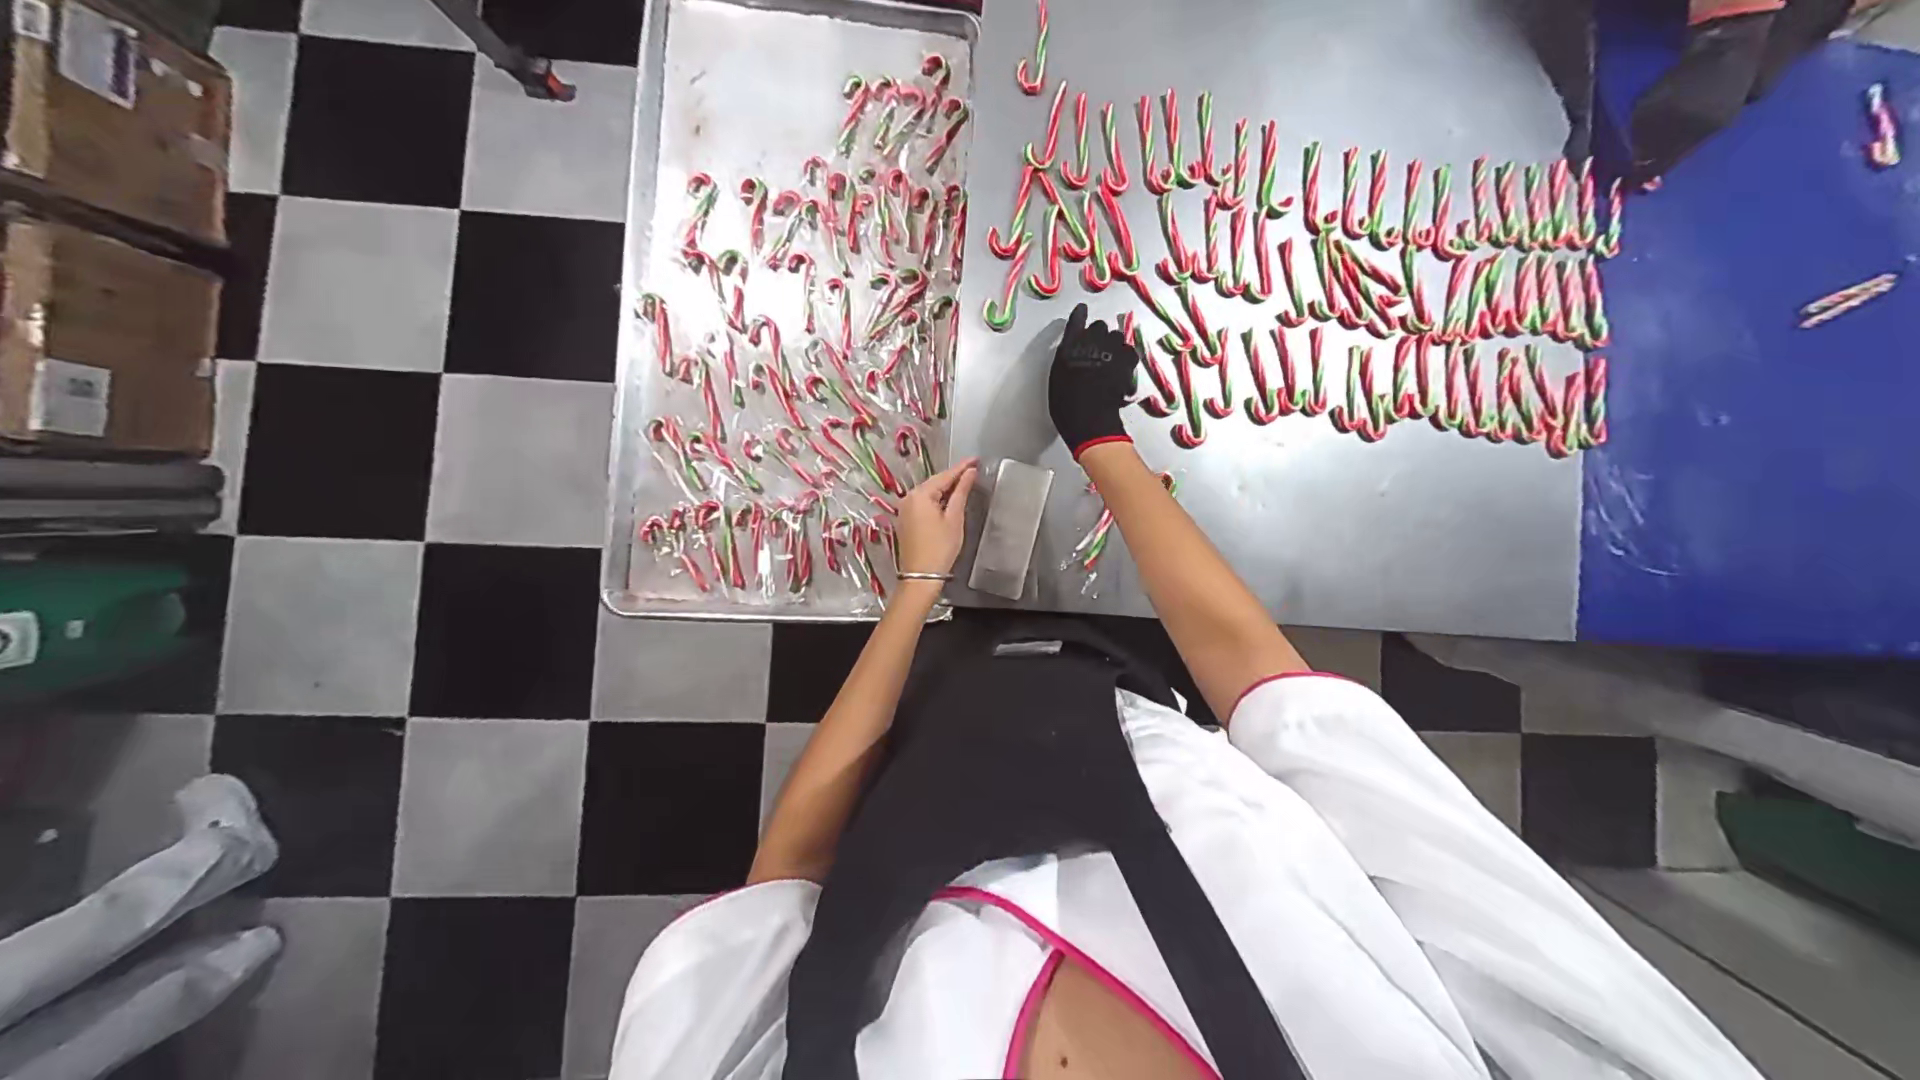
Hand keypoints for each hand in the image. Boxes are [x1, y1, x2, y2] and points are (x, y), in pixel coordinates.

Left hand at [895, 457, 979, 577]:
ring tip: (964, 483)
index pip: (944, 476)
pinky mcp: (905, 519)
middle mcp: (908, 498)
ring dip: (945, 488)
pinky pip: (923, 502)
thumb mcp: (954, 518)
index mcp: (920, 495)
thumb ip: (961, 492)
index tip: (975, 459)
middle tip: (973, 470)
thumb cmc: (940, 548)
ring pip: (929, 492)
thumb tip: (970, 472)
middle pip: (934, 482)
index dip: (961, 467)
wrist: (921, 576)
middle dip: (953, 477)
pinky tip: (949, 500)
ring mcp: (905, 509)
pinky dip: (936, 499)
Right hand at [1047, 302, 1138, 458]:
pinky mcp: (1127, 359)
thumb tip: (1075, 355)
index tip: (1082, 310)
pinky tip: (1122, 367)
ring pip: (1116, 337)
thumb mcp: (1058, 377)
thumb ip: (1067, 359)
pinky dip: (1126, 356)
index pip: (1076, 319)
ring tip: (1111, 360)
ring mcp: (1111, 348)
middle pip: (1099, 327)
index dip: (1080, 314)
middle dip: (1099, 336)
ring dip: (1114, 345)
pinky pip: (1129, 350)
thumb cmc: (1067, 403)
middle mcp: (1090, 341)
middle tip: (1097, 351)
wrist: (1089, 416)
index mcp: (1069, 345)